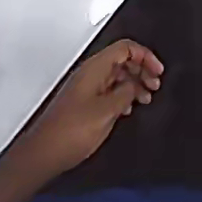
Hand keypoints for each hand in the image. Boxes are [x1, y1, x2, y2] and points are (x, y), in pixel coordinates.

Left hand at [12, 40, 163, 178]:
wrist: (43, 154)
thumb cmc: (72, 132)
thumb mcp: (108, 110)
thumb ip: (126, 93)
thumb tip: (134, 86)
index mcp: (95, 68)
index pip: (126, 48)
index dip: (146, 56)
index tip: (157, 71)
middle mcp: (90, 73)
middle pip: (122, 59)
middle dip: (142, 70)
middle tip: (155, 85)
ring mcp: (86, 87)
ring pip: (117, 75)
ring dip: (134, 83)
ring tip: (145, 98)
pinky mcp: (83, 101)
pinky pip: (109, 88)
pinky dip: (123, 94)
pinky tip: (128, 108)